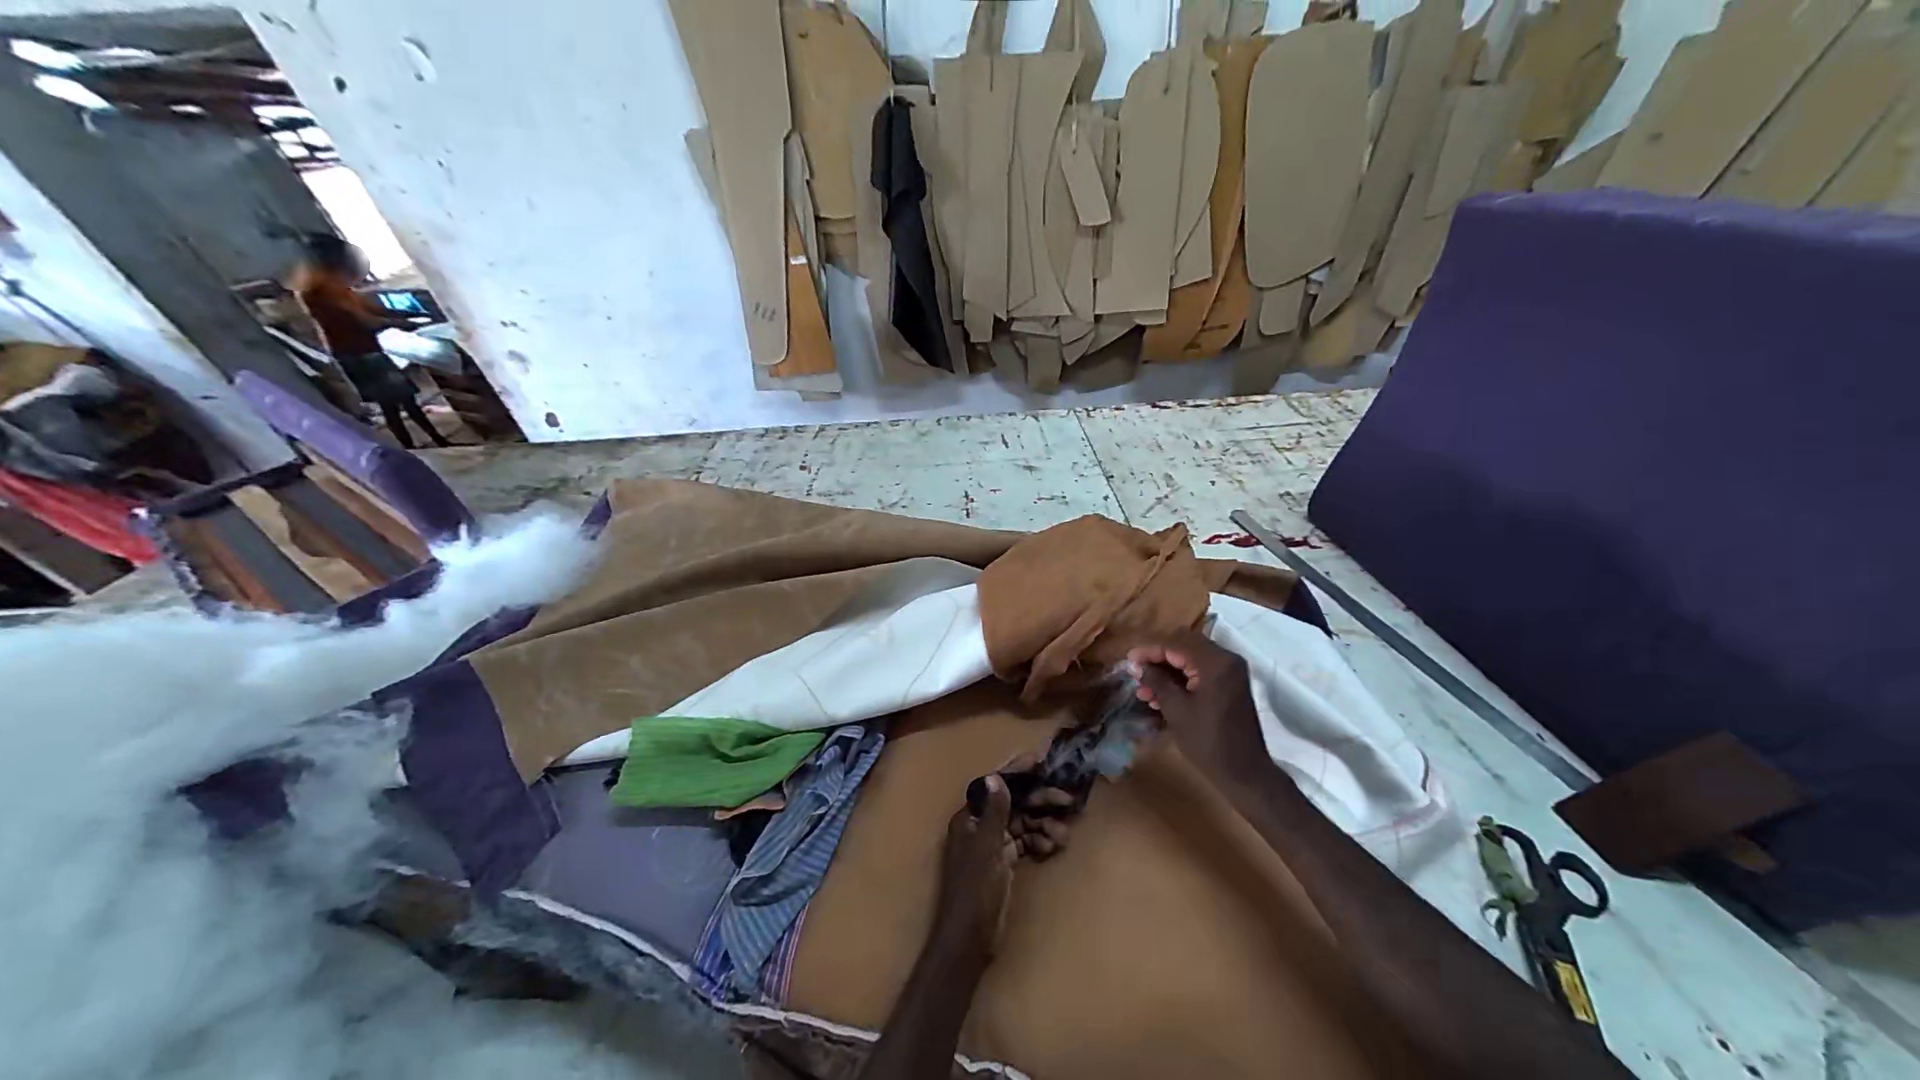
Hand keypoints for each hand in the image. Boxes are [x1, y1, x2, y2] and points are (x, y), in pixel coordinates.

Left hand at [934, 772, 1080, 959]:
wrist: (970, 938)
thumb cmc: (974, 890)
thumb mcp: (986, 848)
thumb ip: (993, 813)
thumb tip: (996, 777)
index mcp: (968, 818)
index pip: (994, 786)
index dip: (1016, 772)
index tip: (1040, 760)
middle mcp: (979, 827)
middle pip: (1013, 804)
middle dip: (1039, 800)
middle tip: (1066, 799)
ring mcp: (992, 846)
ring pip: (1022, 824)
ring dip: (1043, 824)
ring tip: (1062, 834)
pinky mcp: (1003, 864)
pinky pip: (1024, 843)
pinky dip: (1039, 842)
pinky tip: (1053, 846)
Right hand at [1126, 632, 1275, 792]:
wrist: (1243, 772)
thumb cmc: (1207, 740)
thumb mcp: (1176, 709)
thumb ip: (1156, 681)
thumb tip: (1137, 665)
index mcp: (1215, 662)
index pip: (1176, 645)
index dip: (1150, 651)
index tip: (1129, 660)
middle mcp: (1226, 661)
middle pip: (1184, 649)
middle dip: (1157, 661)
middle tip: (1136, 674)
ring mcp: (1230, 674)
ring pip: (1191, 662)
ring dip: (1167, 673)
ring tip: (1143, 692)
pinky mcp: (1229, 687)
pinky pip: (1200, 675)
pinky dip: (1181, 682)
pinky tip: (1159, 698)